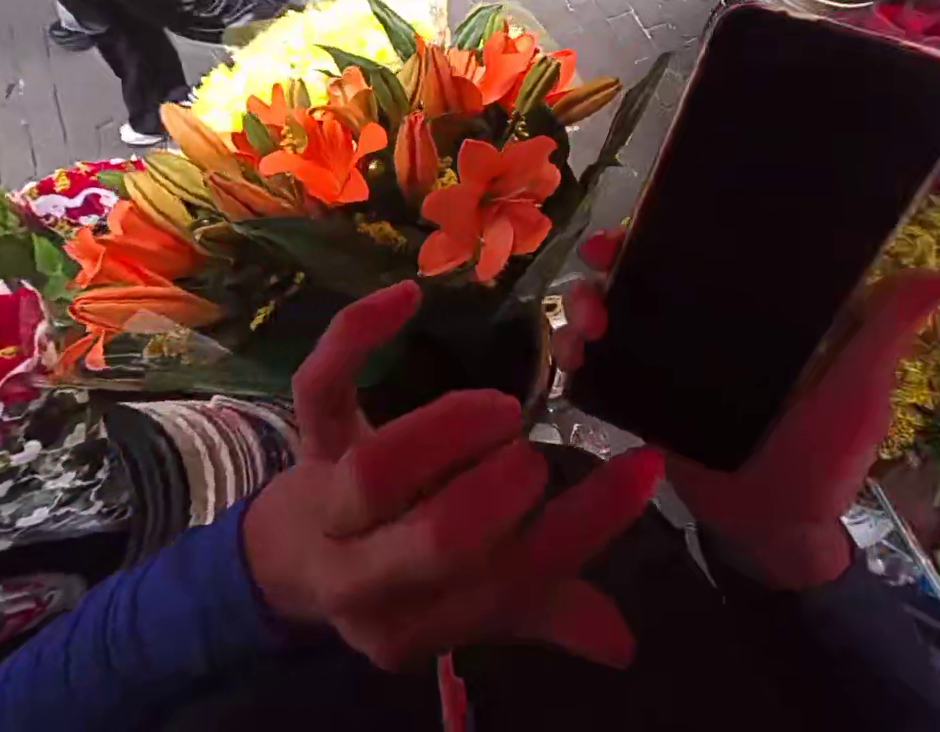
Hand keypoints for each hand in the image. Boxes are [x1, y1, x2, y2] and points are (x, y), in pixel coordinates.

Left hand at [244, 280, 663, 670]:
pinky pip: (322, 388)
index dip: (590, 521)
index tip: (646, 463)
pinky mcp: (310, 438)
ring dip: (447, 432)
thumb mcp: (477, 602)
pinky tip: (408, 298)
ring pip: (376, 472)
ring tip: (497, 407)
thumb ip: (548, 607)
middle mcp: (373, 570)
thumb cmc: (406, 574)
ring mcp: (332, 501)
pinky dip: (358, 338)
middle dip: (498, 493)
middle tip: (530, 452)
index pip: (521, 577)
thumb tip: (625, 642)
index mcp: (429, 612)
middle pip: (436, 542)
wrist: (292, 562)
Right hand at [557, 231, 939, 590]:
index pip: (711, 253)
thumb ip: (886, 334)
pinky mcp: (644, 392)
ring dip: (589, 302)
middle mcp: (710, 322)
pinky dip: (579, 352)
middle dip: (618, 260)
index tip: (649, 218)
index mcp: (757, 310)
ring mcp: (671, 355)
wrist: (772, 528)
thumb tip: (938, 275)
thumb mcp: (859, 391)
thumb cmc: (825, 457)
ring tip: (587, 324)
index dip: (676, 227)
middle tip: (601, 261)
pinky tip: (571, 357)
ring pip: (619, 310)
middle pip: (652, 273)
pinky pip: (603, 362)